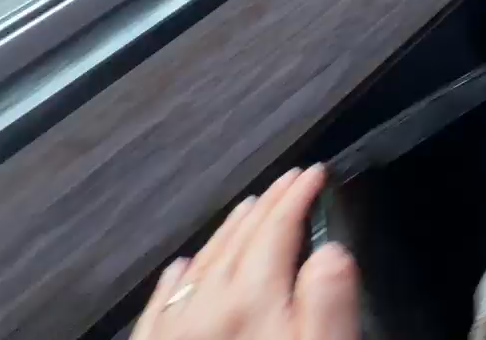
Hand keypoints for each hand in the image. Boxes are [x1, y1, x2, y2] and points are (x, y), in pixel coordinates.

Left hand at [133, 165, 358, 339]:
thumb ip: (328, 302)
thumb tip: (330, 247)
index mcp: (249, 304)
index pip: (275, 232)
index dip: (298, 197)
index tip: (318, 171)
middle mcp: (203, 314)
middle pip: (236, 243)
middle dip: (267, 205)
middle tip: (292, 178)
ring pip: (196, 270)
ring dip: (226, 233)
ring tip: (249, 207)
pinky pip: (155, 313)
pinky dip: (172, 282)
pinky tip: (178, 269)